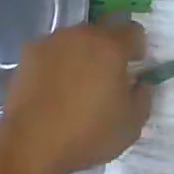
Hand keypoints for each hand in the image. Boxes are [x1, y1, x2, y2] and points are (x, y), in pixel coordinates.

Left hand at [0, 22, 152, 173]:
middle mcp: (83, 33)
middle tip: (105, 78)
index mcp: (111, 46)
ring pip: (75, 39)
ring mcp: (53, 39)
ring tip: (74, 85)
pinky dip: (55, 62)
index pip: (134, 30)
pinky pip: (51, 50)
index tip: (134, 67)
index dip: (137, 47)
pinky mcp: (29, 51)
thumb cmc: (87, 134)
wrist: (31, 144)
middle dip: (108, 48)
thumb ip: (144, 97)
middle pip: (102, 31)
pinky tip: (51, 87)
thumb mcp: (131, 126)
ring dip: (80, 54)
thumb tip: (142, 82)